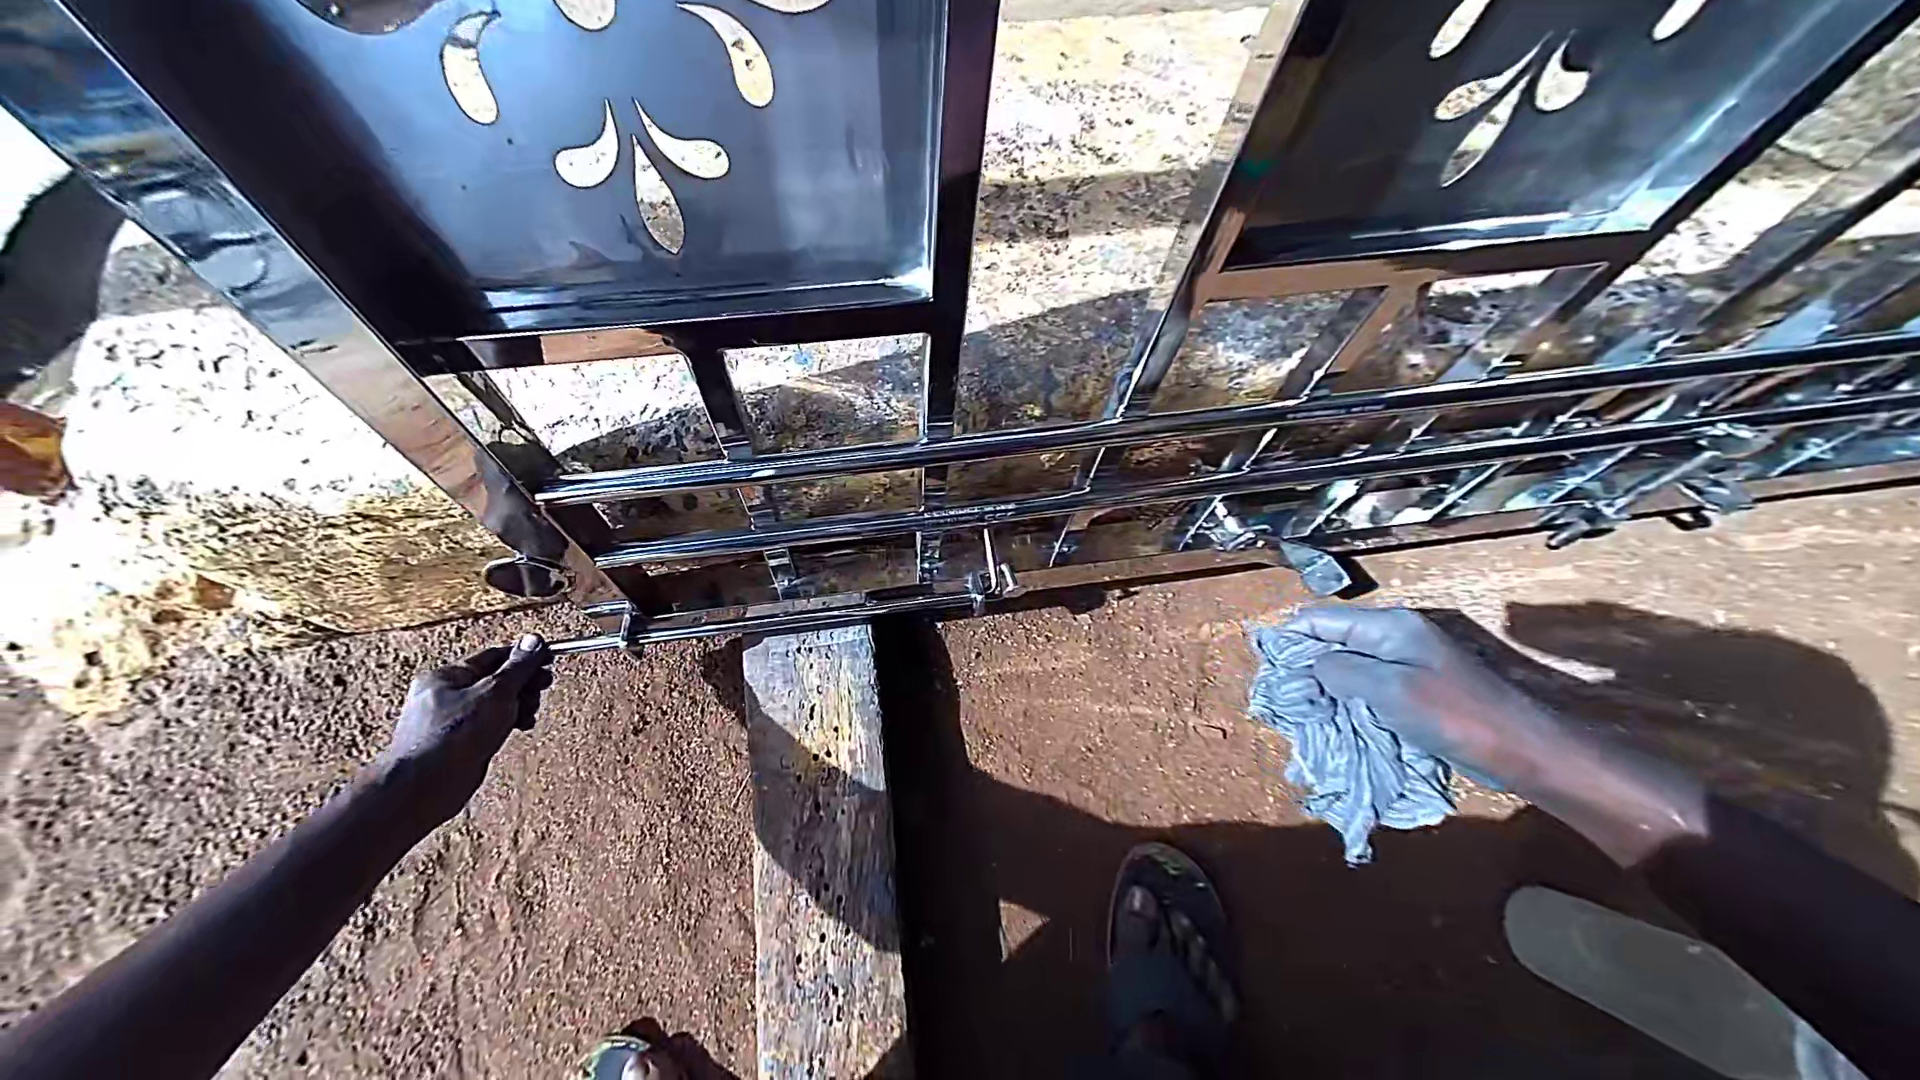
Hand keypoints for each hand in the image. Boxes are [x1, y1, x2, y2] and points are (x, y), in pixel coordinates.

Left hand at [375, 633, 553, 825]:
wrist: (427, 785)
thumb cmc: (451, 736)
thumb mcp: (496, 692)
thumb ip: (518, 667)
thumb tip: (533, 641)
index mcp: (447, 676)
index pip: (495, 656)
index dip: (524, 657)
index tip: (547, 660)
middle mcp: (445, 694)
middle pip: (497, 678)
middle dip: (524, 683)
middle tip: (541, 688)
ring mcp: (452, 718)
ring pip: (497, 701)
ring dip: (519, 704)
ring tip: (527, 713)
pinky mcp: (459, 740)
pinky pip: (491, 721)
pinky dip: (509, 721)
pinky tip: (518, 727)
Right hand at [1285, 606, 1572, 793]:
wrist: (1524, 752)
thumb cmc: (1455, 716)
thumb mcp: (1388, 688)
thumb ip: (1340, 669)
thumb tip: (1310, 664)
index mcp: (1388, 626)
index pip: (1319, 620)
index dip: (1289, 640)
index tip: (1268, 671)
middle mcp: (1393, 636)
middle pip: (1330, 641)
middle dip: (1304, 666)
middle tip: (1285, 698)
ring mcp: (1405, 662)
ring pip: (1345, 666)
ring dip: (1324, 686)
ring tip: (1304, 712)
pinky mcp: (1413, 688)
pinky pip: (1365, 686)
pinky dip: (1346, 699)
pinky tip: (1335, 719)